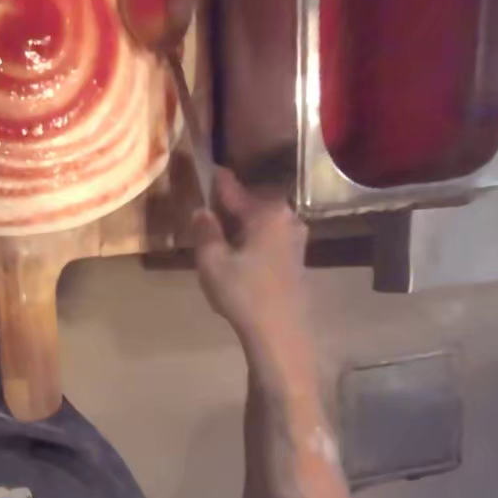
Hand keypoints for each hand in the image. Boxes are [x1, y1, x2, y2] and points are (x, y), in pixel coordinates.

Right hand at [192, 170, 309, 348]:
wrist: (280, 330)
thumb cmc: (243, 293)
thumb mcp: (212, 262)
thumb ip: (205, 231)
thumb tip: (201, 210)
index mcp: (265, 212)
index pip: (232, 187)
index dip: (213, 179)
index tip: (200, 167)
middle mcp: (286, 216)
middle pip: (249, 203)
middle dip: (226, 206)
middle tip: (202, 213)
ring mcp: (296, 236)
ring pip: (259, 221)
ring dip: (238, 225)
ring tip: (216, 236)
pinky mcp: (297, 255)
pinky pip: (268, 236)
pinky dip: (251, 238)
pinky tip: (237, 254)